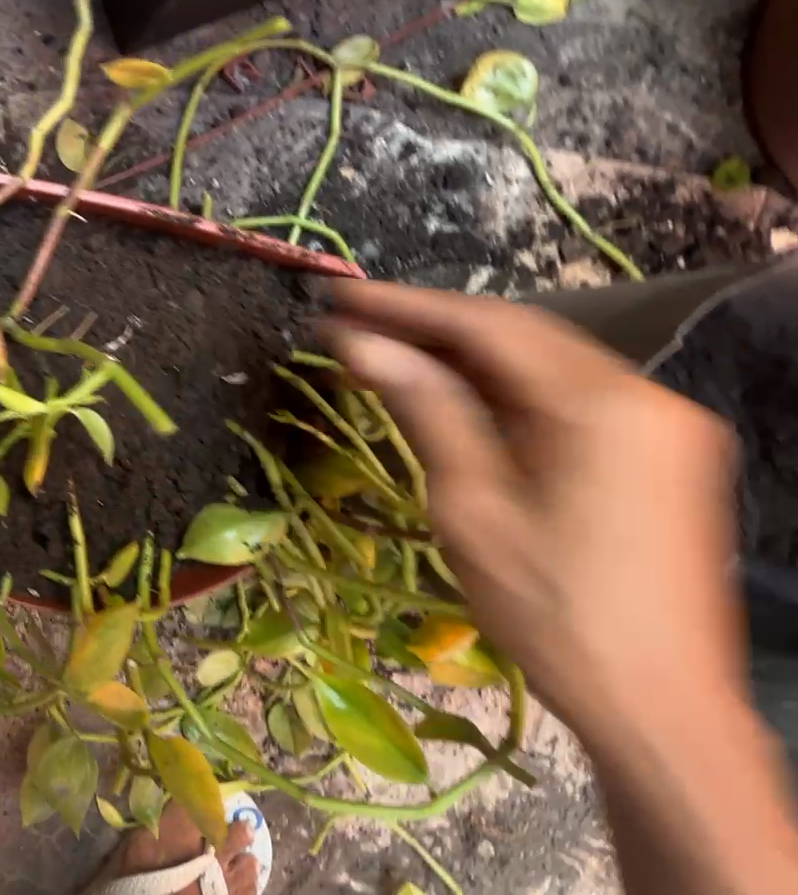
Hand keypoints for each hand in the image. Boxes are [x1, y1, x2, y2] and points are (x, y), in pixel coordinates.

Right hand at [324, 280, 742, 736]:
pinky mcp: (652, 450)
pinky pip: (559, 393)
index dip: (402, 304)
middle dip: (426, 322)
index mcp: (599, 406)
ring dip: (457, 351)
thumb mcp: (469, 502)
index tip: (335, 294)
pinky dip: (494, 383)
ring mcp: (655, 422)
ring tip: (378, 347)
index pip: (486, 326)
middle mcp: (641, 396)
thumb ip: (423, 408)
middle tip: (345, 318)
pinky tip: (442, 387)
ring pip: (537, 360)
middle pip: (516, 334)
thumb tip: (360, 343)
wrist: (654, 697)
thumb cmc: (547, 605)